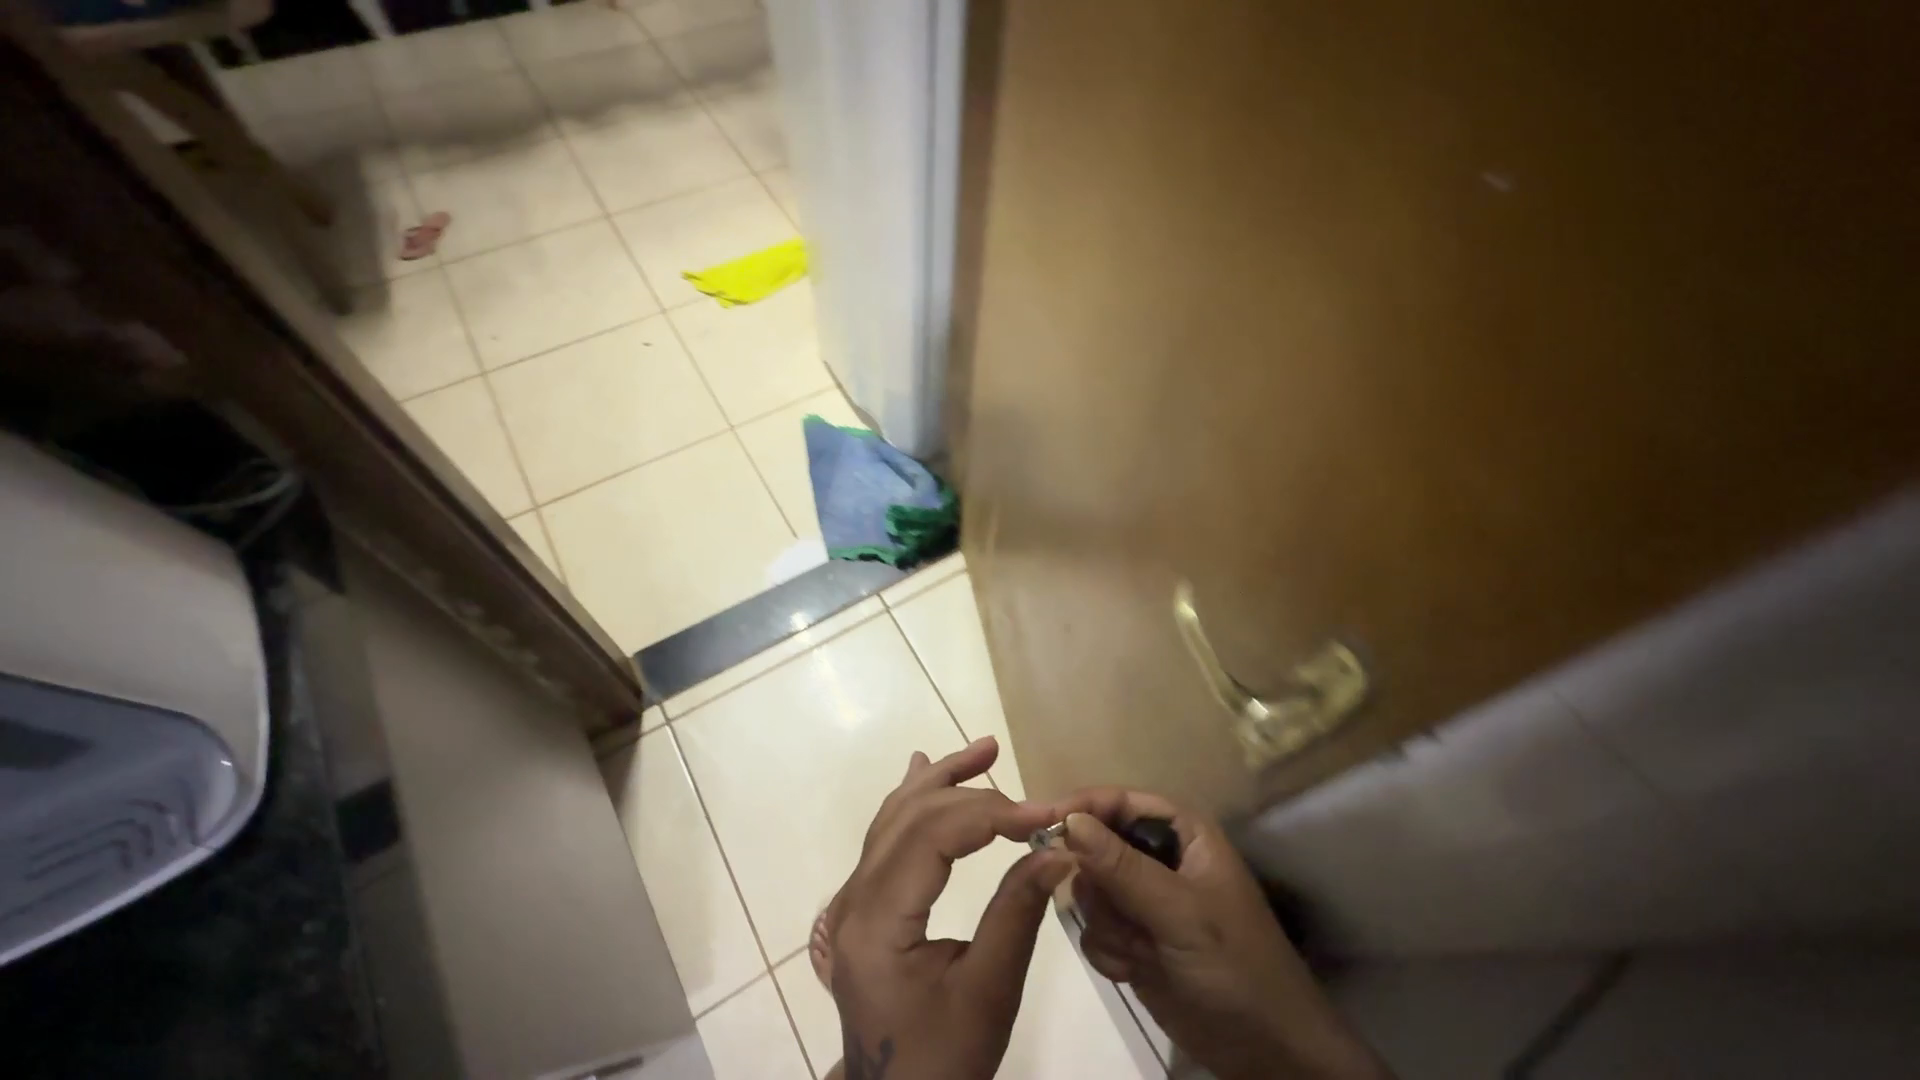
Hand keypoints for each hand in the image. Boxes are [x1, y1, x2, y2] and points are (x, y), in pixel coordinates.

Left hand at [826, 737, 1069, 1078]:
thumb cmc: (944, 1057)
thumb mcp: (989, 992)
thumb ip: (1018, 912)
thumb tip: (1058, 846)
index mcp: (877, 921)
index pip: (933, 836)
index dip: (991, 813)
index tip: (1046, 813)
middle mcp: (853, 898)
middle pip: (911, 817)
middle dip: (972, 793)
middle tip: (1032, 797)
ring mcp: (852, 899)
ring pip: (894, 817)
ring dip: (941, 780)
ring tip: (985, 749)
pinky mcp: (863, 904)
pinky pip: (887, 837)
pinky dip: (915, 801)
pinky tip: (925, 771)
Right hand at [1051, 788, 1390, 1079]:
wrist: (1263, 1049)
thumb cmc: (1235, 966)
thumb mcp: (1180, 911)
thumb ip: (1123, 867)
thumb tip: (1069, 821)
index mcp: (1184, 835)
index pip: (1121, 801)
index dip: (1082, 806)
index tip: (1041, 823)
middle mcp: (1160, 860)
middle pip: (1096, 845)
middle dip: (1096, 883)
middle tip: (1112, 909)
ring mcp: (1145, 901)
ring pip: (1089, 890)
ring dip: (1106, 923)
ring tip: (1139, 948)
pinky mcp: (1133, 940)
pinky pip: (1093, 929)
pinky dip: (1108, 951)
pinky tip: (1135, 970)